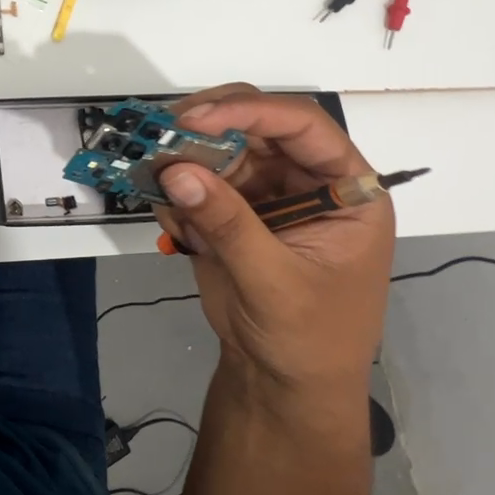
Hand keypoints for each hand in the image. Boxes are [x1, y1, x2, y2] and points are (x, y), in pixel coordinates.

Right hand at [153, 85, 393, 388]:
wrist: (282, 382)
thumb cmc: (309, 338)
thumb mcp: (276, 284)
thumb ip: (229, 225)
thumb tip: (175, 171)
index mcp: (345, 189)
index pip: (303, 126)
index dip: (251, 111)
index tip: (195, 119)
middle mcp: (305, 179)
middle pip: (256, 123)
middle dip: (207, 122)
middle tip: (160, 129)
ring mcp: (264, 190)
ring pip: (218, 144)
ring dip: (181, 150)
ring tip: (149, 166)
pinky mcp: (228, 206)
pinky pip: (194, 176)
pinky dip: (171, 183)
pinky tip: (169, 215)